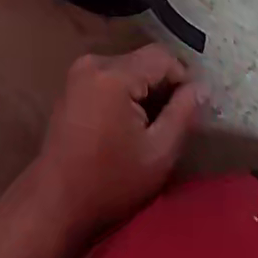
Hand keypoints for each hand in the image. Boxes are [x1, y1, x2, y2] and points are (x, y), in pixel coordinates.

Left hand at [17, 46, 203, 246]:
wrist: (56, 200)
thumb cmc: (111, 182)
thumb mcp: (158, 153)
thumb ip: (183, 114)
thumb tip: (201, 87)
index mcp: (114, 74)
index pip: (162, 56)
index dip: (183, 78)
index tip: (190, 110)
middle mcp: (94, 62)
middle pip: (143, 60)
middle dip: (162, 86)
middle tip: (170, 123)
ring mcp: (79, 71)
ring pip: (127, 67)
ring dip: (143, 90)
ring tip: (148, 127)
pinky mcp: (72, 83)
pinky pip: (110, 75)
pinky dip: (124, 92)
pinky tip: (125, 124)